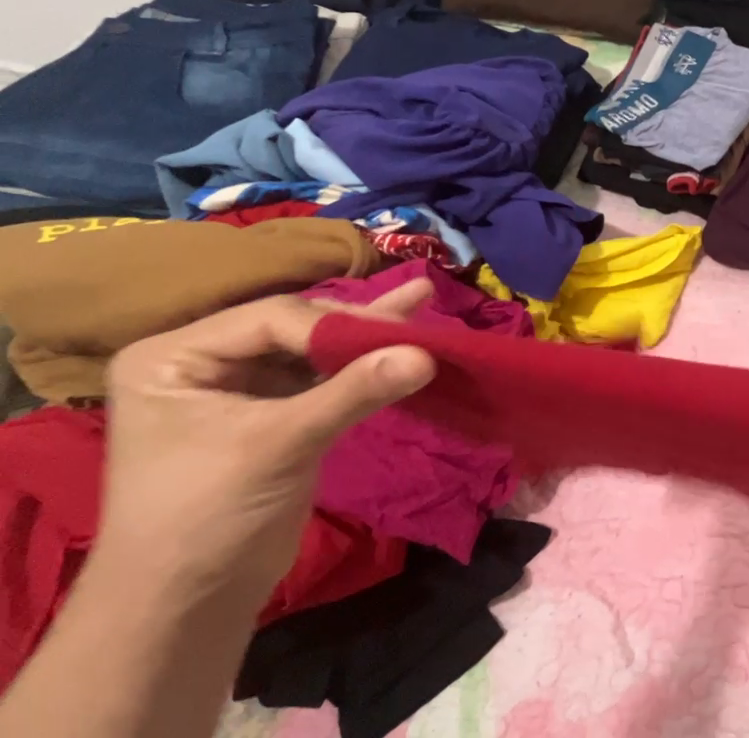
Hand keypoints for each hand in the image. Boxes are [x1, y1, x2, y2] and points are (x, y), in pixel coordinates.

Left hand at [96, 283, 436, 608]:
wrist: (189, 600)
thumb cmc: (208, 516)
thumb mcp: (280, 445)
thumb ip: (353, 393)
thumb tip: (428, 354)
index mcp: (172, 358)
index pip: (273, 319)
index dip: (338, 324)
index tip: (404, 335)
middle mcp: (201, 362)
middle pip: (296, 326)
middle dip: (359, 322)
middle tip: (422, 305)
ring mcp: (239, 388)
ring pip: (315, 349)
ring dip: (369, 334)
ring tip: (422, 296)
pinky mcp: (275, 414)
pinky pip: (325, 378)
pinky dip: (365, 365)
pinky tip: (404, 339)